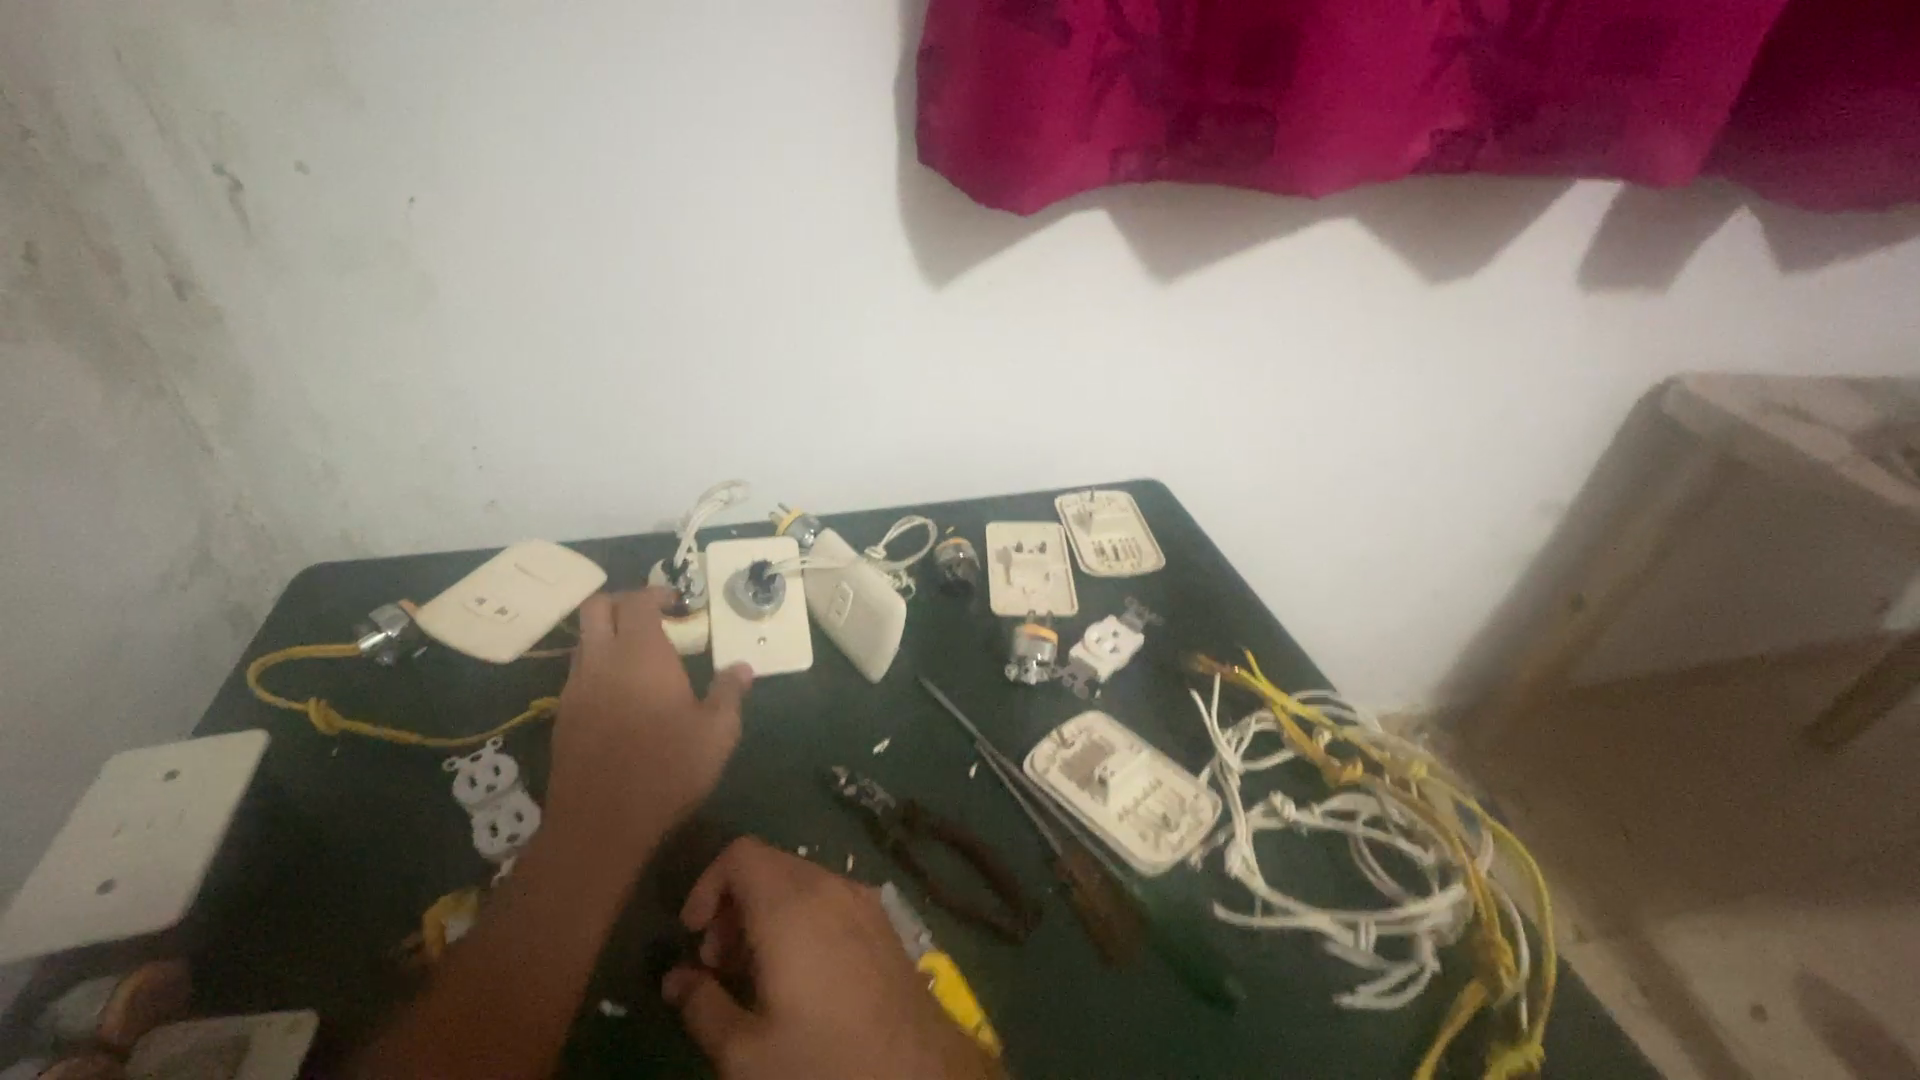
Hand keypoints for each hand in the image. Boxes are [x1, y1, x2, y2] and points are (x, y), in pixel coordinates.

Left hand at [544, 590, 751, 861]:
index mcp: (641, 653)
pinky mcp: (562, 716)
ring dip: (608, 636)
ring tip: (640, 659)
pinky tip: (622, 696)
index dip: (657, 593)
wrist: (602, 821)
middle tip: (653, 619)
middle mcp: (601, 660)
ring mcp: (575, 688)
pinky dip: (598, 668)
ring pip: (583, 640)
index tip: (679, 604)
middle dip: (623, 602)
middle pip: (596, 607)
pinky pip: (578, 674)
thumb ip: (729, 692)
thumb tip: (742, 668)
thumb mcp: (717, 732)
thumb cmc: (668, 768)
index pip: (638, 600)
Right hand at [663, 839, 1000, 1079]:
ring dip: (766, 912)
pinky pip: (830, 898)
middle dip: (732, 905)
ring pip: (800, 880)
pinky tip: (800, 974)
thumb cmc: (825, 1061)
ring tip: (755, 974)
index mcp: (791, 904)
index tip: (692, 936)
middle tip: (718, 965)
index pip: (740, 854)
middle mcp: (830, 886)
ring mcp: (863, 900)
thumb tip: (674, 978)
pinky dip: (801, 917)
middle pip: (768, 865)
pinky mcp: (884, 921)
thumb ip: (701, 1006)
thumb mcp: (746, 1052)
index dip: (706, 885)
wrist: (919, 1075)